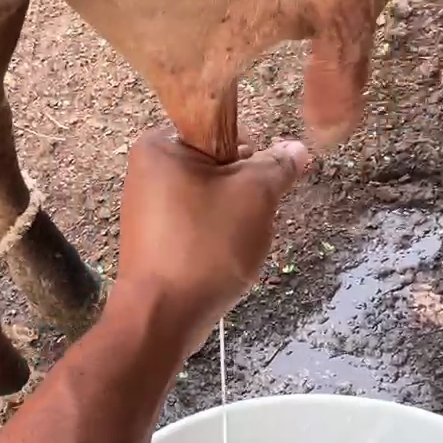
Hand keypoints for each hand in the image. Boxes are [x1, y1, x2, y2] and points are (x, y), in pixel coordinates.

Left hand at [110, 125, 309, 354]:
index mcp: (160, 145)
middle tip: (253, 214)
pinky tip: (223, 259)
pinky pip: (195, 227)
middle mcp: (146, 172)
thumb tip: (296, 151)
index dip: (250, 149)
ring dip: (233, 217)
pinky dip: (215, 239)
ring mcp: (146, 210)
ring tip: (237, 241)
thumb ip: (279, 167)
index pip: (219, 126)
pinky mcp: (153, 243)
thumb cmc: (205, 245)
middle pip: (215, 165)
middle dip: (243, 189)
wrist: (162, 316)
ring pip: (209, 199)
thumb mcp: (255, 196)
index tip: (264, 177)